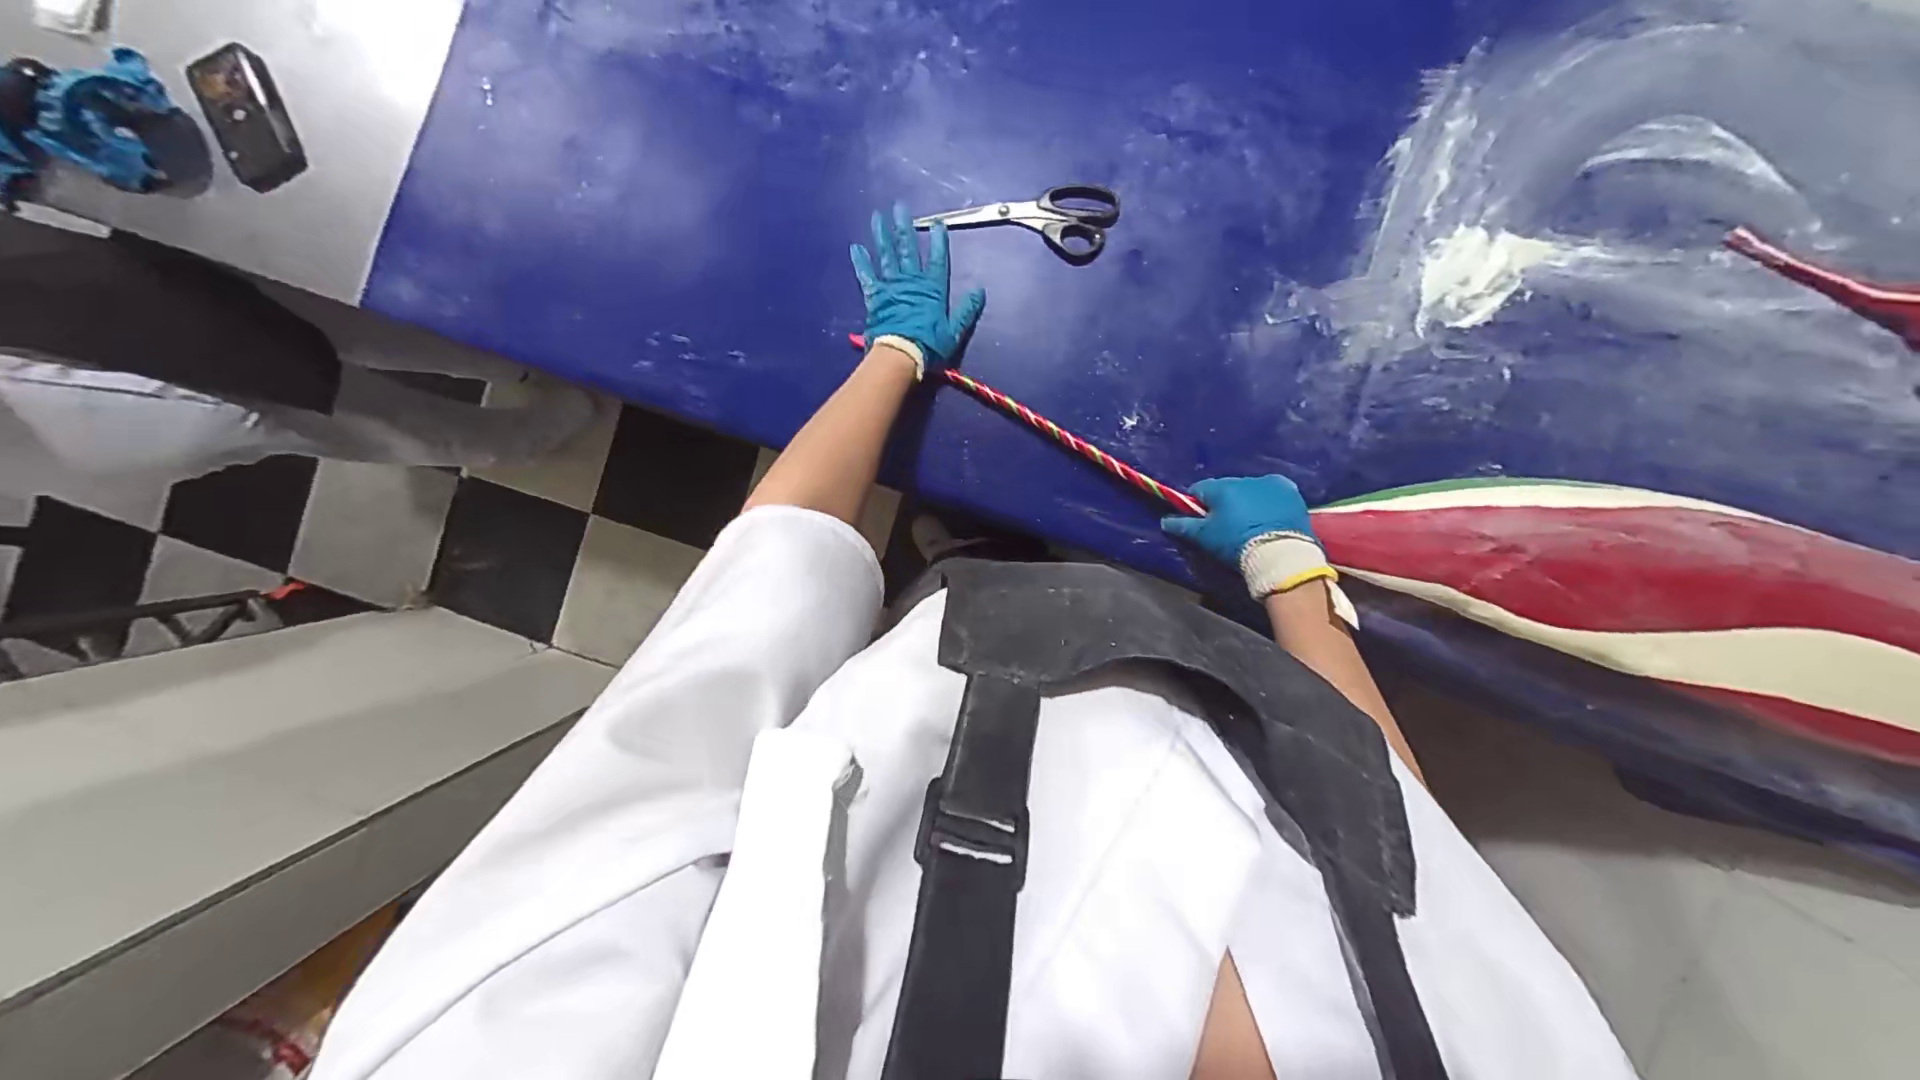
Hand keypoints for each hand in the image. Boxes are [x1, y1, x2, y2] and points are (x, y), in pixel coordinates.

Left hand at [850, 202, 986, 377]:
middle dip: (904, 227)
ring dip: (882, 235)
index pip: (938, 259)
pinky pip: (866, 275)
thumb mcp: (955, 331)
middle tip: (899, 206)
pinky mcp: (875, 296)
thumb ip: (966, 310)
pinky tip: (855, 247)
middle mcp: (912, 281)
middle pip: (908, 249)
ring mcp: (891, 286)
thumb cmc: (929, 346)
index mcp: (933, 289)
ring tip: (878, 216)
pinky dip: (861, 262)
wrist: (900, 355)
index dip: (938, 241)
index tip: (937, 223)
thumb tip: (980, 291)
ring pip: (887, 255)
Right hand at [1162, 475, 1333, 598]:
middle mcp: (1245, 479)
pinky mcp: (1292, 493)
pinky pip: (1273, 493)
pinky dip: (1268, 502)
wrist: (1281, 554)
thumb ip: (1182, 526)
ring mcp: (1271, 484)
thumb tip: (1165, 520)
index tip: (1199, 522)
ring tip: (1248, 525)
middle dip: (1223, 504)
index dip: (1195, 505)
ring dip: (1246, 502)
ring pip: (1249, 490)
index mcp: (1221, 487)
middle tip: (1224, 527)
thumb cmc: (1236, 543)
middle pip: (1225, 489)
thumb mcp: (1204, 537)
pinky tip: (1268, 518)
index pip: (1198, 489)